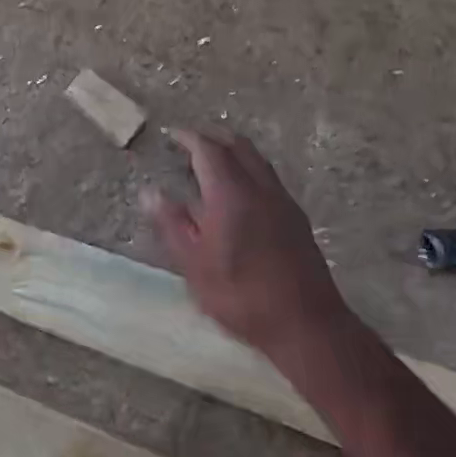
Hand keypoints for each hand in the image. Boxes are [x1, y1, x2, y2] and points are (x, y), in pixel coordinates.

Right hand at [146, 128, 354, 360]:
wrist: (305, 321)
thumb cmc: (242, 296)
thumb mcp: (195, 266)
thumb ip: (172, 225)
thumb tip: (150, 192)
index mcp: (230, 194)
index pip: (208, 150)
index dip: (189, 137)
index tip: (173, 134)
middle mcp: (259, 186)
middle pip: (237, 145)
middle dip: (212, 137)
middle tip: (191, 141)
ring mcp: (281, 199)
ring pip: (256, 158)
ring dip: (233, 149)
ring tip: (213, 160)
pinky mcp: (295, 214)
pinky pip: (268, 175)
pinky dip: (249, 166)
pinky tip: (240, 189)